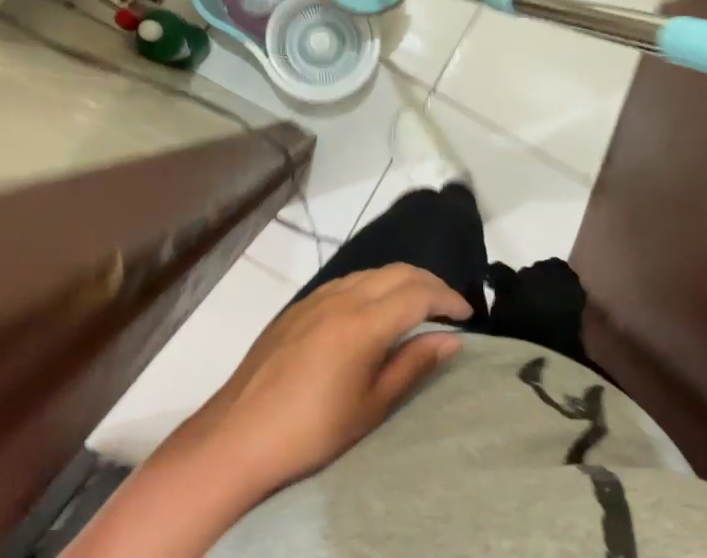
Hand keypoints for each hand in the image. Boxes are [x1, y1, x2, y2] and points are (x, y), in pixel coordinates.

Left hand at [176, 263, 471, 494]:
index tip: (468, 315)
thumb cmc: (312, 430)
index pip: (419, 294)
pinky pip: (346, 282)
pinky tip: (374, 309)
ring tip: (417, 305)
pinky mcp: (297, 307)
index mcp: (364, 323)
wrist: (238, 435)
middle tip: (449, 306)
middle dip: (429, 282)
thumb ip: (412, 365)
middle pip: (397, 272)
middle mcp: (341, 298)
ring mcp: (315, 299)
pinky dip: (372, 285)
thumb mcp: (371, 406)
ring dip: (400, 280)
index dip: (448, 298)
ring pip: (370, 273)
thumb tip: (451, 339)